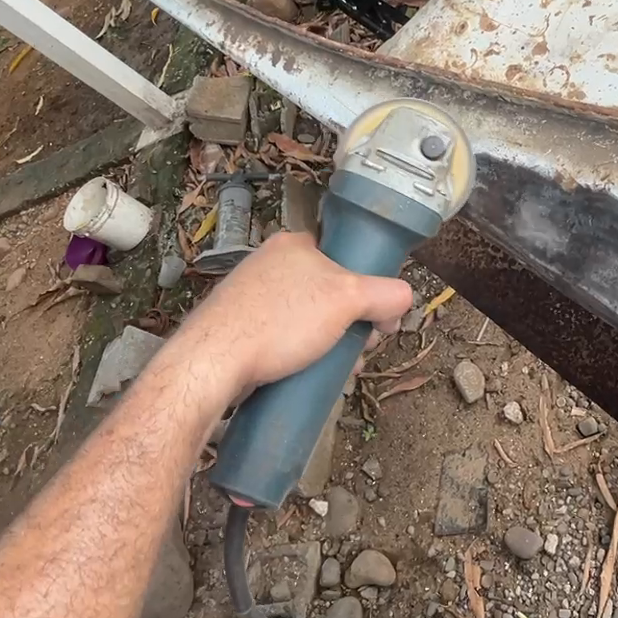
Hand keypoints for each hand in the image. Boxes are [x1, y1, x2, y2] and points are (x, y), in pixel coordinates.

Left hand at [168, 233, 412, 389]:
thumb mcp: (349, 300)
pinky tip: (310, 373)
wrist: (212, 364)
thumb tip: (405, 299)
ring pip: (309, 317)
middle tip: (361, 347)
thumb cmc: (280, 322)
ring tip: (339, 368)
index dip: (369, 285)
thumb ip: (386, 294)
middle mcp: (271, 263)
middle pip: (330, 290)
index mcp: (294, 244)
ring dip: (331, 342)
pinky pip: (284, 336)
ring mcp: (251, 296)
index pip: (344, 255)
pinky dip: (303, 352)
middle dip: (352, 321)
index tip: (377, 316)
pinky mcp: (238, 327)